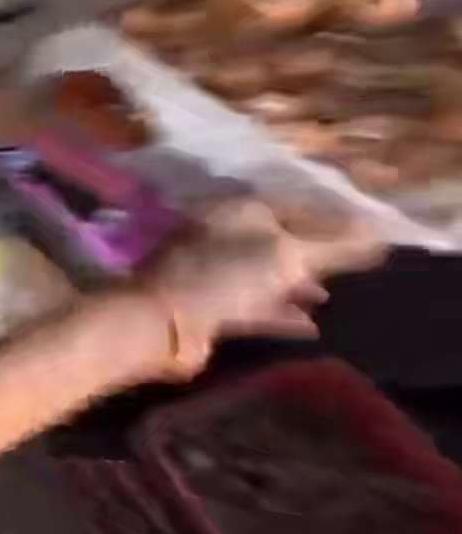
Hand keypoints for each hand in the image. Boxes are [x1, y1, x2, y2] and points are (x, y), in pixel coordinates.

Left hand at [133, 199, 383, 377]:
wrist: (158, 321)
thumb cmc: (223, 277)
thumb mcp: (290, 254)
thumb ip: (336, 244)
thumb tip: (374, 233)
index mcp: (224, 216)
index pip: (281, 206)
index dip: (323, 218)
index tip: (361, 233)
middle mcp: (208, 239)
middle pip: (267, 242)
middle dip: (308, 255)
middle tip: (347, 268)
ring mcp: (199, 274)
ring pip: (255, 275)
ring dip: (292, 286)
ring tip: (327, 298)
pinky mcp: (197, 307)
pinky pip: (245, 307)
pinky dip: (276, 314)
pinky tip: (309, 326)